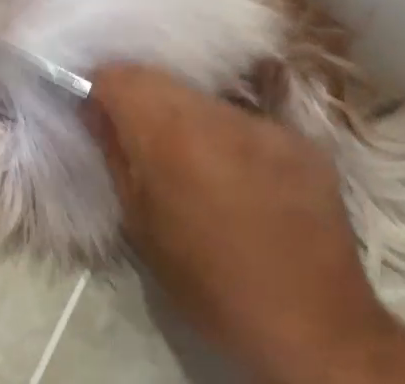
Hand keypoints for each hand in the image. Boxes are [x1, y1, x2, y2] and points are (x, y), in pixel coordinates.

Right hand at [83, 64, 404, 383]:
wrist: (313, 329)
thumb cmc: (208, 283)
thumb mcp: (140, 223)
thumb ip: (114, 153)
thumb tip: (92, 109)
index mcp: (171, 134)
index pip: (119, 75)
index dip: (100, 89)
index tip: (99, 115)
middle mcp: (219, 115)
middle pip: (162, 79)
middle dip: (143, 99)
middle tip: (141, 139)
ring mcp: (266, 124)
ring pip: (206, 98)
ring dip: (189, 116)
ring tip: (193, 161)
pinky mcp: (302, 141)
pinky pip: (248, 120)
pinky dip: (231, 136)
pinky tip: (238, 174)